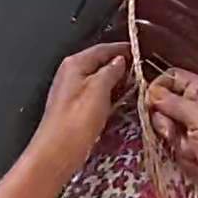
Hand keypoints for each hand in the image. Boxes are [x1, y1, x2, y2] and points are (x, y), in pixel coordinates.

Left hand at [31, 43, 130, 170]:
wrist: (58, 149)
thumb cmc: (77, 119)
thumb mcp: (98, 89)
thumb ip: (110, 71)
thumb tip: (119, 60)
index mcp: (74, 63)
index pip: (101, 49)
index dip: (120, 48)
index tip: (137, 49)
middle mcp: (70, 72)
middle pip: (98, 61)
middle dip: (118, 63)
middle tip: (139, 67)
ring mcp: (70, 89)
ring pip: (97, 77)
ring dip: (114, 78)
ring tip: (134, 81)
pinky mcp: (74, 105)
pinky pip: (94, 91)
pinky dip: (107, 91)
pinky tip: (118, 98)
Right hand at [146, 68, 197, 197]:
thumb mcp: (196, 116)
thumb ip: (170, 101)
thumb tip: (150, 92)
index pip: (172, 77)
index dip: (158, 87)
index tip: (149, 102)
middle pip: (166, 101)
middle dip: (164, 117)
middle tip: (170, 130)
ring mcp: (197, 126)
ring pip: (168, 122)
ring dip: (173, 136)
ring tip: (188, 148)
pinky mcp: (194, 145)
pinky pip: (175, 140)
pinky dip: (180, 149)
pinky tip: (192, 157)